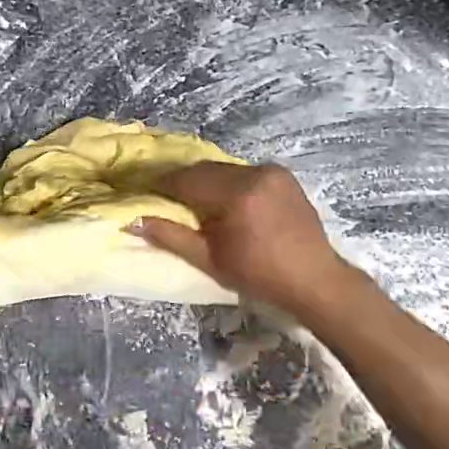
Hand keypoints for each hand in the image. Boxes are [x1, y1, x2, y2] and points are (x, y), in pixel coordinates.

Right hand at [134, 162, 356, 313]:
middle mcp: (255, 174)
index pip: (187, 179)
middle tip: (164, 197)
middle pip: (204, 170)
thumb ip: (170, 236)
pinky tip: (223, 202)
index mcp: (236, 195)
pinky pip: (242, 172)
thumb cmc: (259, 275)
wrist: (314, 280)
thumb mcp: (208, 259)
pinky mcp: (282, 175)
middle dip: (182, 182)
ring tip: (193, 202)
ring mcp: (272, 172)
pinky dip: (226, 182)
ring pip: (223, 169)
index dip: (162, 185)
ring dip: (204, 181)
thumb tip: (134, 221)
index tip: (144, 192)